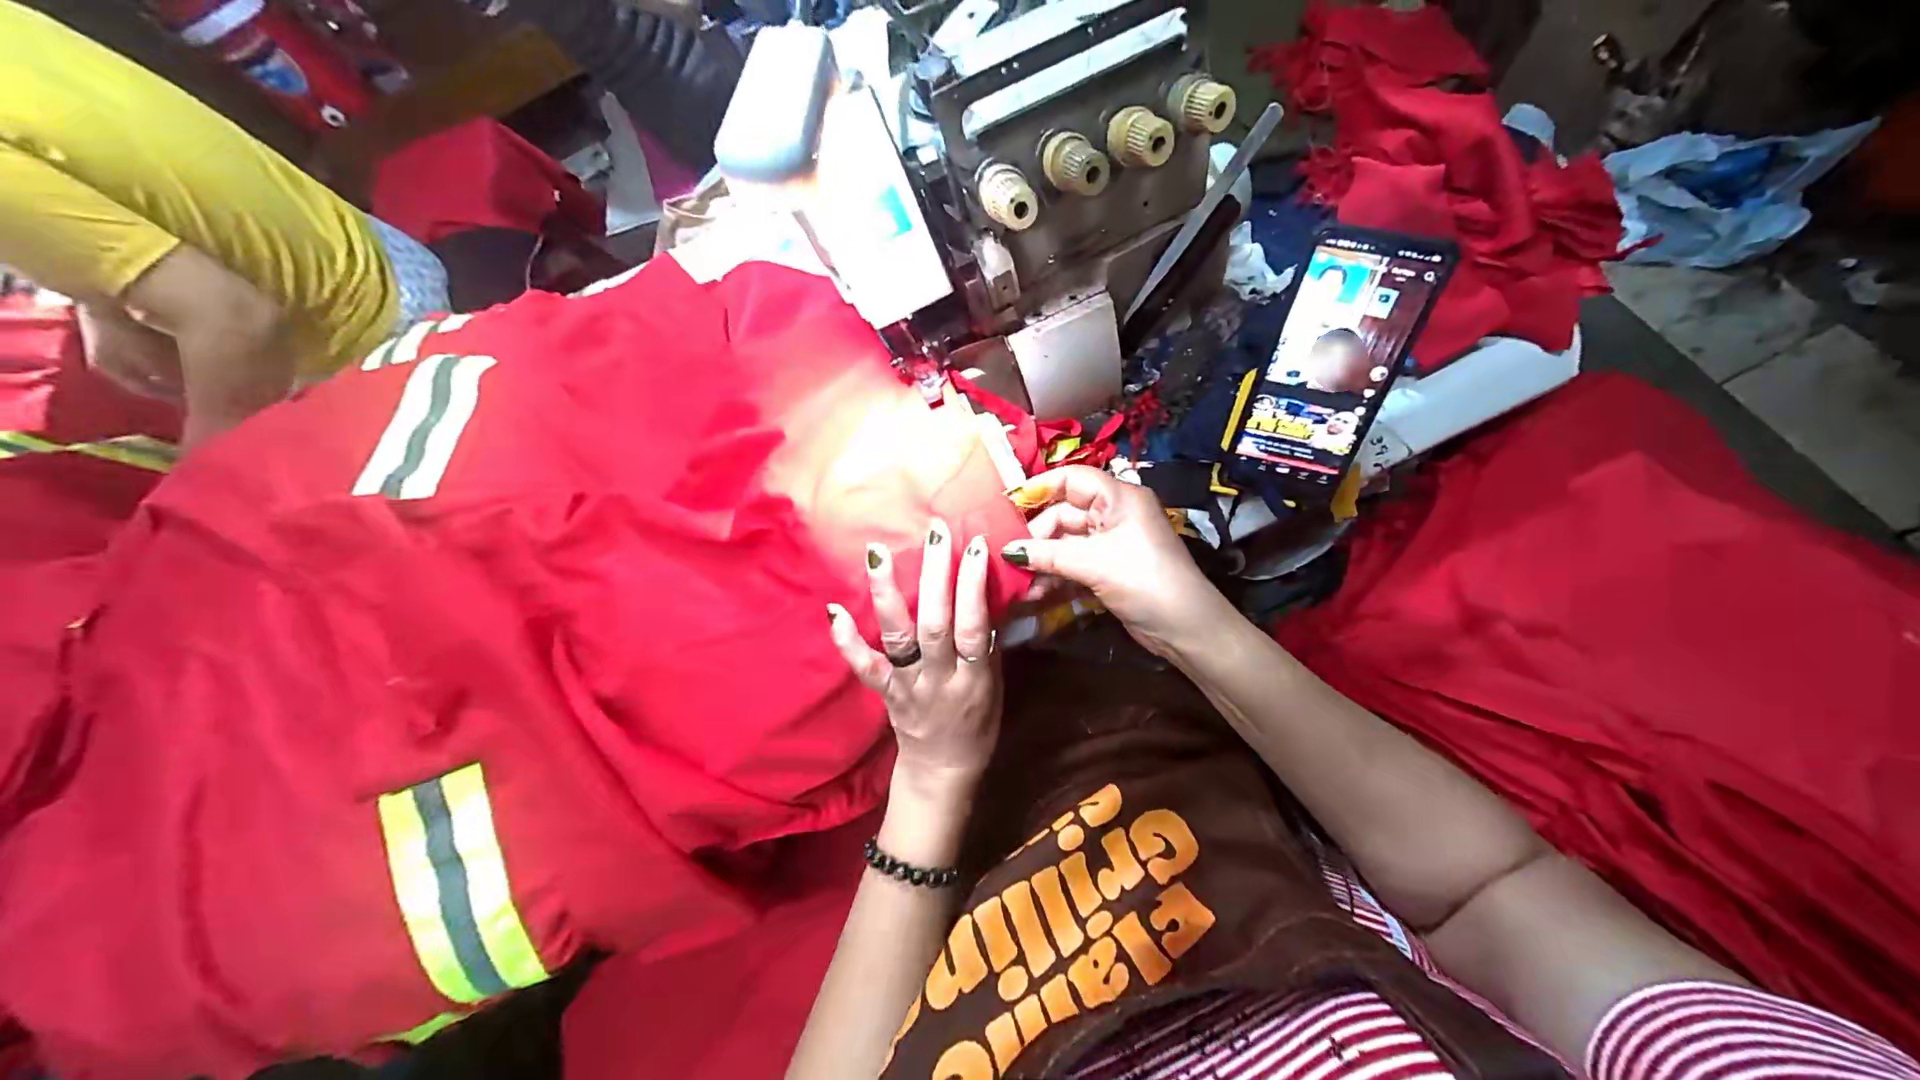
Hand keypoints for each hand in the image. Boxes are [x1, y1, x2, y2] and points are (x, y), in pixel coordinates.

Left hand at [828, 518, 1003, 799]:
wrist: (943, 770)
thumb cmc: (978, 723)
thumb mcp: (996, 685)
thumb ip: (988, 642)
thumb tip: (986, 591)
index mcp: (974, 677)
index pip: (974, 626)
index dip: (973, 587)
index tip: (975, 545)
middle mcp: (939, 678)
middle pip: (935, 623)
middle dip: (936, 575)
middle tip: (936, 531)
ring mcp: (908, 685)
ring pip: (898, 637)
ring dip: (887, 594)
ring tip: (878, 553)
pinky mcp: (884, 692)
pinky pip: (864, 667)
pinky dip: (847, 640)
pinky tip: (834, 610)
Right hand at [1002, 466, 1231, 658]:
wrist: (1186, 628)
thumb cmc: (1144, 581)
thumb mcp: (1094, 564)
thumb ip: (1047, 555)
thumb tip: (1007, 551)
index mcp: (1118, 498)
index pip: (1071, 479)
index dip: (1038, 488)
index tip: (1006, 505)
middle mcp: (1113, 514)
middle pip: (1063, 514)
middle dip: (1035, 536)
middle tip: (1009, 557)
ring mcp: (1111, 543)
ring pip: (1065, 543)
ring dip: (1042, 561)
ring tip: (1018, 581)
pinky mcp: (1108, 568)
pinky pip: (1073, 564)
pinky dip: (1055, 576)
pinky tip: (1034, 594)